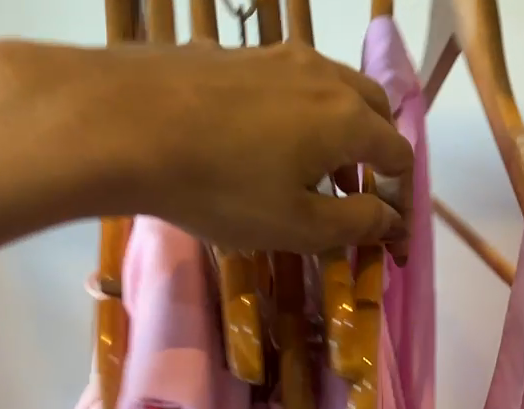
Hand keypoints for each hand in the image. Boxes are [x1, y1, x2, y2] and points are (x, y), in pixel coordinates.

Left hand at [0, 39, 413, 252]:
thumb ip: (356, 224)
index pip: (399, 158)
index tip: (390, 239)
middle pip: (375, 111)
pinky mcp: (233, 55)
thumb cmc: (222, 188)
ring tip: (317, 174)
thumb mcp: (299, 226)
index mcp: (348, 120)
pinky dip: (303, 116)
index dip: (401, 202)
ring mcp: (275, 57)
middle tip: (360, 199)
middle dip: (379, 158)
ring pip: (334, 90)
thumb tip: (390, 220)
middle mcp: (323, 76)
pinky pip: (291, 84)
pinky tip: (268, 146)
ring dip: (343, 133)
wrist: (121, 123)